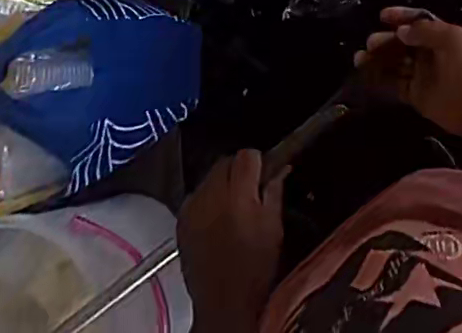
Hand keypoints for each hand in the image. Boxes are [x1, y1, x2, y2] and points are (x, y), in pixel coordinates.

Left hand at [178, 150, 287, 332]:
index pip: (246, 155)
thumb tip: (280, 168)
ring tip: (232, 205)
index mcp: (239, 196)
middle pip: (225, 161)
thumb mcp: (274, 227)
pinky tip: (216, 217)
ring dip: (222, 183)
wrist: (224, 306)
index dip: (258, 162)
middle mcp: (212, 197)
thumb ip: (275, 191)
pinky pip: (196, 195)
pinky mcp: (181, 222)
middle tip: (250, 190)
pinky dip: (206, 198)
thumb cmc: (255, 268)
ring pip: (209, 176)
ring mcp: (192, 209)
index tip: (264, 173)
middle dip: (238, 169)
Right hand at [355, 7, 461, 138]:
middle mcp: (427, 52)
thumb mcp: (450, 39)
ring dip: (378, 59)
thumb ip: (425, 31)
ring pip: (394, 63)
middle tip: (370, 43)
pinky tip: (366, 75)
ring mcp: (420, 74)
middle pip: (401, 42)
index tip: (382, 15)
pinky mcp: (415, 94)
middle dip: (385, 40)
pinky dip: (380, 79)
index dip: (400, 16)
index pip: (416, 21)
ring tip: (360, 58)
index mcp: (439, 35)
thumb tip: (401, 31)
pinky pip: (393, 83)